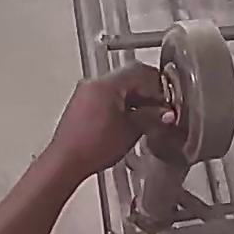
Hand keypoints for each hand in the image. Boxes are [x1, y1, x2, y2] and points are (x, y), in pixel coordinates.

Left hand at [44, 65, 176, 181]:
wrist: (66, 162)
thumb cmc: (92, 147)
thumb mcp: (131, 130)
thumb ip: (152, 116)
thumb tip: (165, 112)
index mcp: (107, 84)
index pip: (140, 71)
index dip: (159, 85)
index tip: (167, 99)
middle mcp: (94, 83)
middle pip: (129, 77)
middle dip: (148, 93)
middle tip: (161, 109)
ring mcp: (86, 93)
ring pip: (118, 87)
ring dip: (135, 99)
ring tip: (147, 118)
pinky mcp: (82, 104)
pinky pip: (107, 96)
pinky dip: (121, 105)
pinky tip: (129, 122)